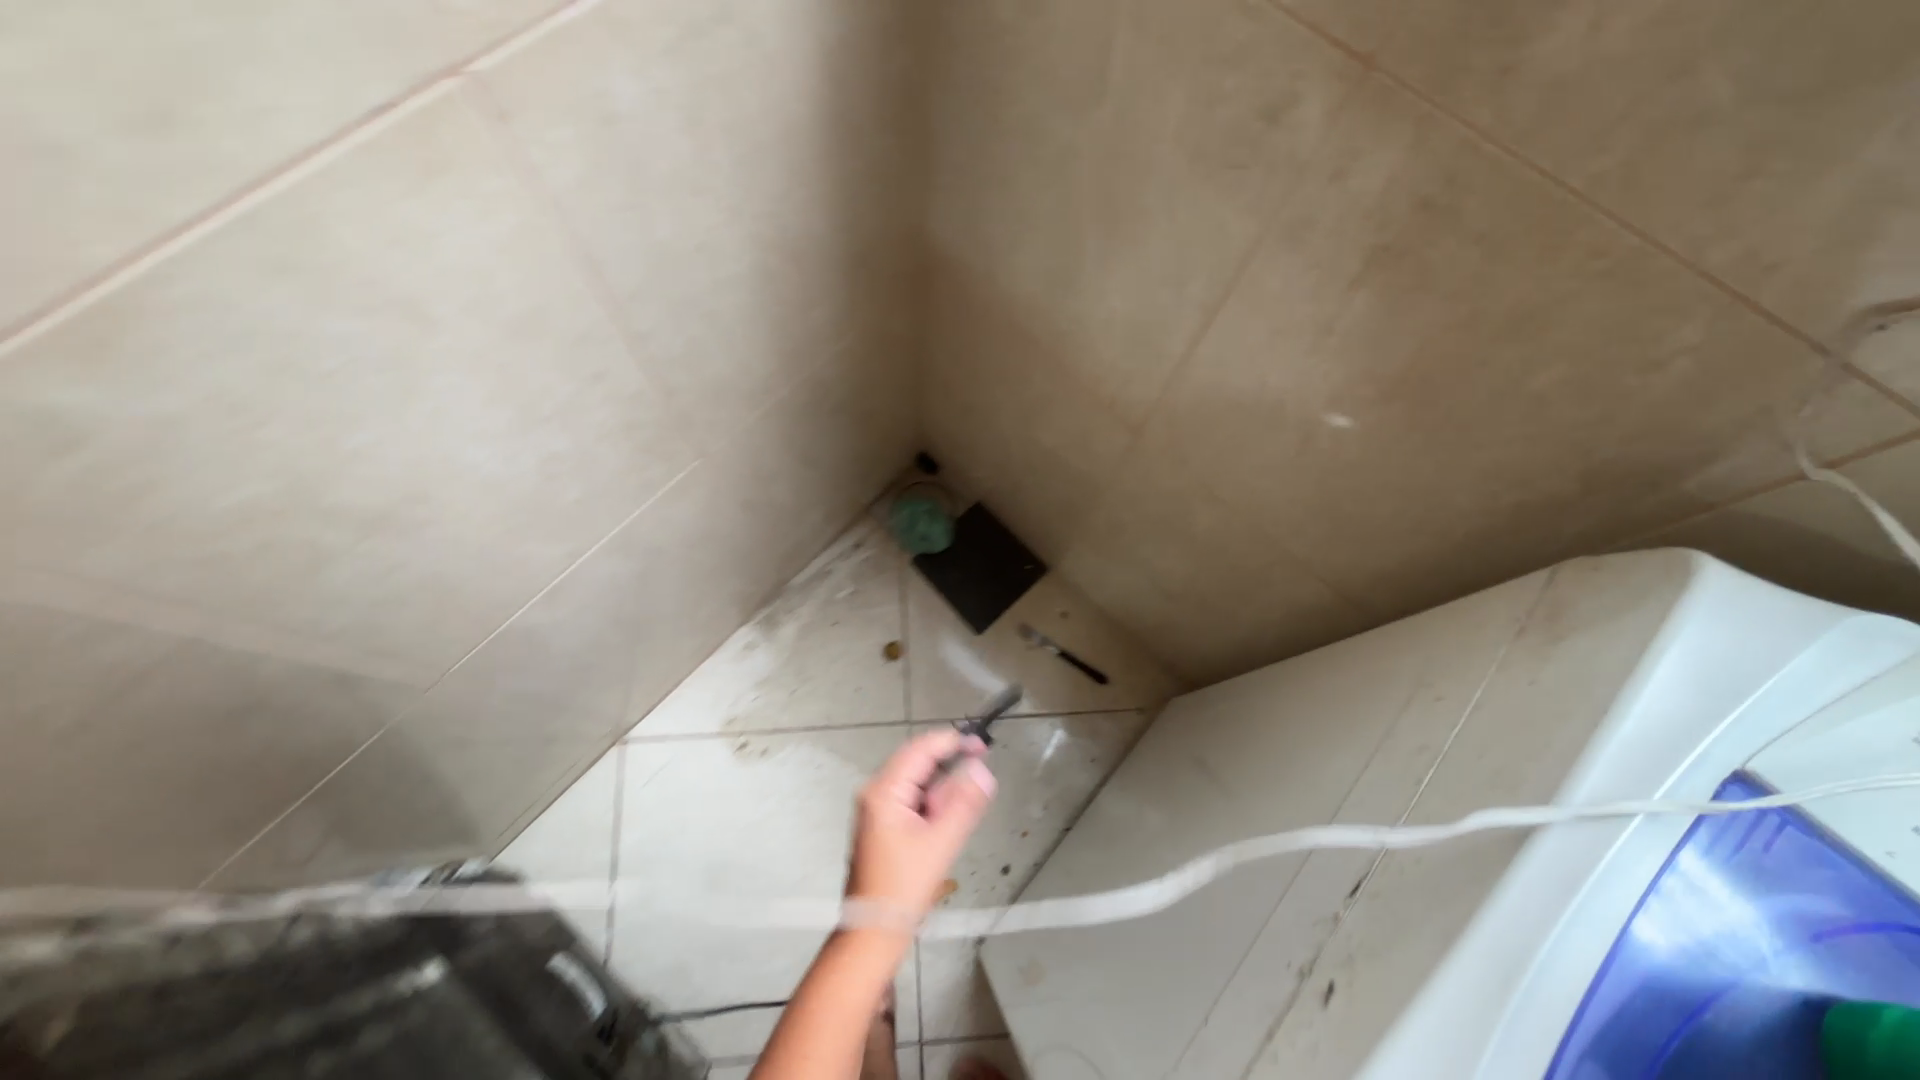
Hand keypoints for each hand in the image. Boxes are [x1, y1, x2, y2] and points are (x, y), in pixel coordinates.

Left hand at [846, 730, 997, 927]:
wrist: (874, 929)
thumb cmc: (904, 886)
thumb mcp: (941, 842)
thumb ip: (964, 803)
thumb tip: (982, 769)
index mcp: (883, 791)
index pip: (920, 749)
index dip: (952, 741)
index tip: (982, 745)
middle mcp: (875, 793)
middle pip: (917, 764)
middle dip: (948, 772)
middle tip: (975, 788)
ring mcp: (876, 809)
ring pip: (917, 785)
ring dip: (940, 794)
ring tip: (951, 825)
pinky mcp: (883, 825)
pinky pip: (912, 802)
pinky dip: (931, 807)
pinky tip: (942, 828)